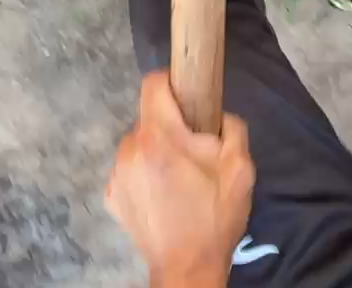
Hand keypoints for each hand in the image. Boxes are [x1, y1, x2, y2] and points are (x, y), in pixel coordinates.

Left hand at [106, 72, 255, 287]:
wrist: (189, 271)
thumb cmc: (215, 215)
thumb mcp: (240, 166)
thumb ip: (232, 126)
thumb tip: (217, 114)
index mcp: (159, 135)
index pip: (153, 83)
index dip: (171, 81)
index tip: (188, 94)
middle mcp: (130, 148)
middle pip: (148, 115)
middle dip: (170, 124)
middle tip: (193, 149)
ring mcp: (117, 174)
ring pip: (139, 143)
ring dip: (156, 150)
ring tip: (178, 177)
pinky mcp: (111, 196)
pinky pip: (130, 168)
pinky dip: (144, 173)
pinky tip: (163, 195)